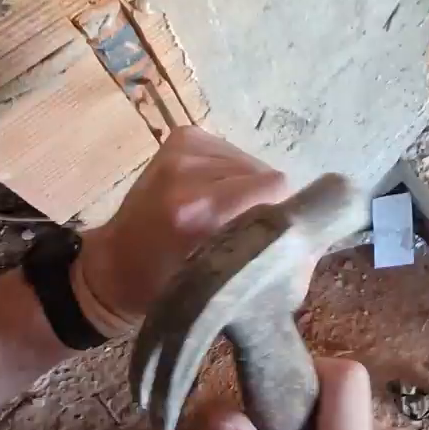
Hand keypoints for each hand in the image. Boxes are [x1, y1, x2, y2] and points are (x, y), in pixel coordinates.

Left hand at [76, 127, 288, 326]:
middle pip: (265, 173)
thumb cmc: (167, 288)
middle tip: (241, 228)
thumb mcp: (226, 292)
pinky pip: (232, 151)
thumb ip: (278, 269)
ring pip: (250, 162)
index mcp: (199, 210)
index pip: (276, 185)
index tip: (268, 234)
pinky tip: (213, 192)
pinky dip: (231, 171)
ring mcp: (182, 150)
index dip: (280, 211)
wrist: (111, 268)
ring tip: (223, 212)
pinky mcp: (181, 138)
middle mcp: (188, 172)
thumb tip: (316, 243)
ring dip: (246, 186)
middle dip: (263, 200)